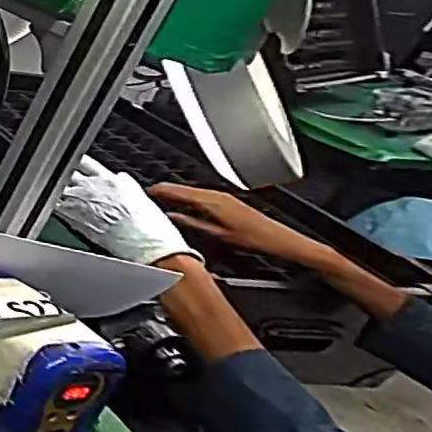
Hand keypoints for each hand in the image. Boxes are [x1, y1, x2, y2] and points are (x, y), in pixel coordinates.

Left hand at [54, 157, 194, 265]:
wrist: (145, 243)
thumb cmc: (149, 226)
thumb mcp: (140, 196)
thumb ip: (124, 184)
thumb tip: (119, 178)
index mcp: (110, 179)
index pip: (86, 162)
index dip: (75, 161)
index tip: (68, 160)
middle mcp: (92, 185)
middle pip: (67, 172)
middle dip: (62, 174)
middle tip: (54, 174)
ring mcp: (79, 198)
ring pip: (57, 186)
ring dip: (54, 188)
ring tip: (48, 188)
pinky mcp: (70, 213)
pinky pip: (53, 203)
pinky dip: (49, 203)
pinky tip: (48, 204)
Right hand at [150, 183, 341, 270]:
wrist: (286, 241)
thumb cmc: (256, 239)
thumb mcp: (219, 234)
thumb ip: (193, 223)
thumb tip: (172, 216)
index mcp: (212, 201)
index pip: (179, 191)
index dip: (161, 190)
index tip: (146, 191)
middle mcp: (217, 196)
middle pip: (184, 189)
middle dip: (166, 190)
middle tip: (149, 194)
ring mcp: (224, 197)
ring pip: (193, 192)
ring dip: (177, 193)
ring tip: (162, 197)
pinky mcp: (229, 202)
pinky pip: (202, 195)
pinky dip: (188, 197)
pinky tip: (185, 203)